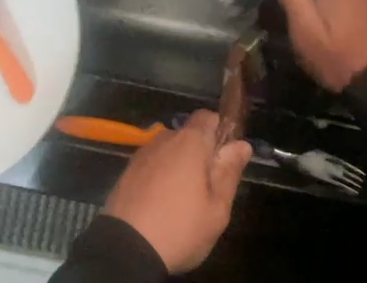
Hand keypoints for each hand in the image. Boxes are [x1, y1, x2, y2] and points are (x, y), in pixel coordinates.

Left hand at [103, 110, 252, 272]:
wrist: (125, 250)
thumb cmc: (179, 228)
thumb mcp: (216, 209)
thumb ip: (230, 173)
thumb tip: (242, 145)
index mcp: (190, 142)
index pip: (208, 116)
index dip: (219, 131)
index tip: (224, 157)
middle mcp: (164, 139)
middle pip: (187, 136)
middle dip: (199, 154)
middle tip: (206, 188)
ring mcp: (142, 154)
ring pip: (168, 151)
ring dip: (177, 166)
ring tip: (180, 201)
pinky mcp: (126, 172)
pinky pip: (151, 166)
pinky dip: (158, 177)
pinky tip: (159, 204)